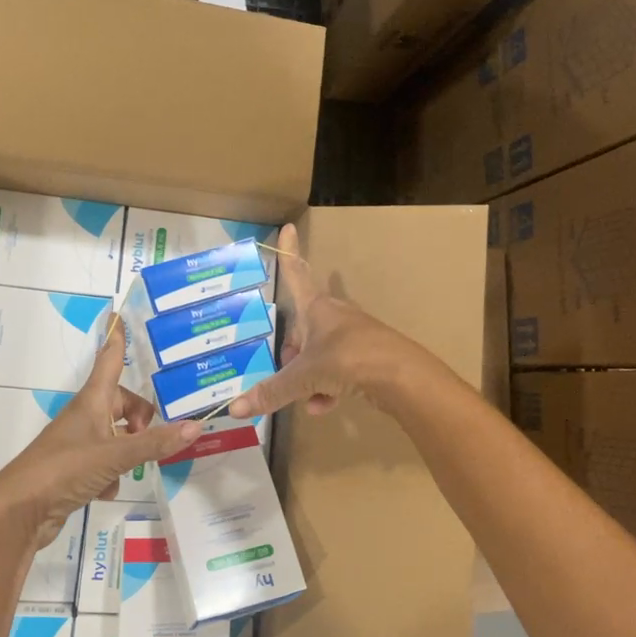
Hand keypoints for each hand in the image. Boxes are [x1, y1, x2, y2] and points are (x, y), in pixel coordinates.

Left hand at [0, 322, 200, 549]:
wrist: (19, 511)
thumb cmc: (63, 469)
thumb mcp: (115, 456)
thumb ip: (155, 443)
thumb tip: (196, 426)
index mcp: (92, 402)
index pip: (109, 361)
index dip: (117, 339)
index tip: (119, 315)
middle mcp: (85, 417)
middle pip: (121, 403)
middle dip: (141, 417)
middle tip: (154, 435)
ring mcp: (78, 444)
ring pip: (115, 435)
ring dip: (129, 450)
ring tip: (137, 466)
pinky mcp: (74, 470)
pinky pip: (104, 462)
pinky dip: (112, 475)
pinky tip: (108, 489)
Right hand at [228, 224, 428, 419]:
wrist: (400, 375)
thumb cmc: (347, 358)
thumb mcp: (304, 376)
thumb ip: (271, 391)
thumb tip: (235, 408)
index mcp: (316, 307)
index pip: (295, 273)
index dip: (288, 252)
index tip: (288, 228)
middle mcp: (333, 316)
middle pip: (301, 328)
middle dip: (291, 353)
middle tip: (285, 373)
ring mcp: (352, 336)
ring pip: (318, 354)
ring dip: (308, 377)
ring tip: (305, 398)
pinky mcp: (366, 358)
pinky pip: (336, 371)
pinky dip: (327, 388)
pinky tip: (323, 407)